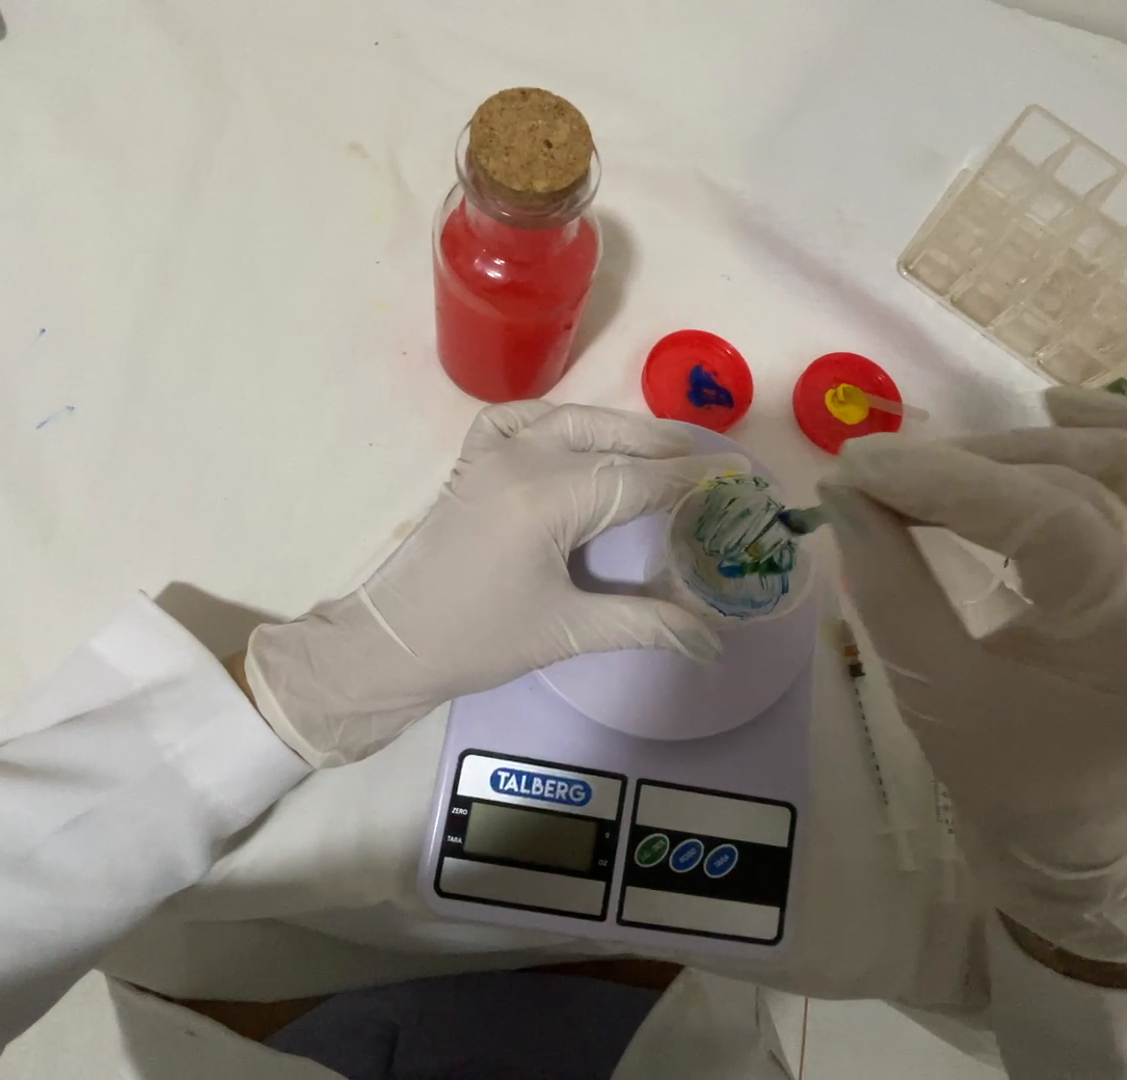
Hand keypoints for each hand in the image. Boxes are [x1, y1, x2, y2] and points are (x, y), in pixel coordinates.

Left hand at [246, 402, 744, 766]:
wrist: (394, 642)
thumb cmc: (478, 640)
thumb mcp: (569, 632)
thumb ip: (647, 624)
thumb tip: (712, 640)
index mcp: (548, 499)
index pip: (638, 480)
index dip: (690, 481)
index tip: (732, 478)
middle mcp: (521, 459)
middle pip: (610, 437)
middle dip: (661, 447)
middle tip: (703, 464)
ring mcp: (489, 454)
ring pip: (569, 418)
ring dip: (617, 428)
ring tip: (655, 448)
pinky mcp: (469, 461)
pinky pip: (518, 418)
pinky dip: (553, 419)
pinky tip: (571, 435)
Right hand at [819, 389, 1126, 961]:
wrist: (1074, 824)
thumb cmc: (993, 769)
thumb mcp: (924, 683)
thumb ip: (885, 577)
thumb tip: (846, 486)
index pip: (1052, 521)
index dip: (946, 478)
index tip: (858, 465)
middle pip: (1093, 477)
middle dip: (972, 462)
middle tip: (883, 473)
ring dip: (1027, 446)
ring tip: (946, 463)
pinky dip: (1119, 431)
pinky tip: (1056, 412)